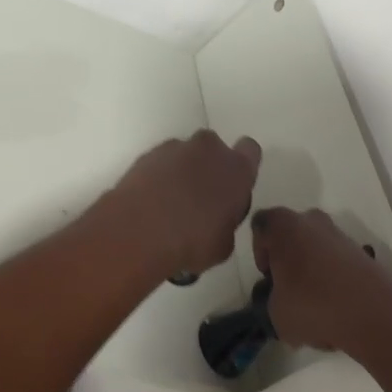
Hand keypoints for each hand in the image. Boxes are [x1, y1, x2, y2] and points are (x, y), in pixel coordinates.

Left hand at [97, 131, 260, 280]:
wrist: (140, 228)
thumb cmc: (193, 240)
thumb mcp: (224, 244)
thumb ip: (227, 222)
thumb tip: (217, 219)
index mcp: (236, 169)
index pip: (250, 151)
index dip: (242, 166)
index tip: (233, 186)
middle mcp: (209, 149)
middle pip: (215, 150)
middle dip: (210, 168)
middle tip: (202, 200)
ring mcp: (176, 147)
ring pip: (186, 155)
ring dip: (183, 172)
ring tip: (172, 206)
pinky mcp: (149, 153)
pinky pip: (162, 162)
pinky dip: (161, 176)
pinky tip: (154, 203)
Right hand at [251, 207, 391, 350]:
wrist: (374, 315)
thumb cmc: (313, 305)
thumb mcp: (275, 314)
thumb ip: (270, 301)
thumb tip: (280, 301)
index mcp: (283, 225)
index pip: (260, 226)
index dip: (260, 252)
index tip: (269, 278)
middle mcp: (310, 220)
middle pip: (290, 234)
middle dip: (288, 259)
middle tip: (289, 289)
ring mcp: (339, 234)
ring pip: (316, 247)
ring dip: (312, 269)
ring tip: (316, 303)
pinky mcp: (362, 252)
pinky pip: (338, 261)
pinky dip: (334, 278)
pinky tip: (337, 307)